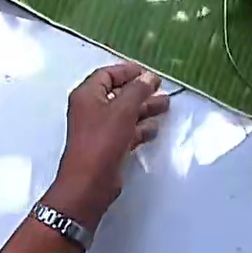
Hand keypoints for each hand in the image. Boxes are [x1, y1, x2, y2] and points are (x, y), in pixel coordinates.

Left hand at [40, 63, 169, 227]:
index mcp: (87, 95)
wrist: (90, 181)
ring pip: (124, 113)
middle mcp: (90, 110)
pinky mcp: (107, 146)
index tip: (146, 72)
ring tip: (164, 105)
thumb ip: (137, 90)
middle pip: (118, 93)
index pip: (107, 74)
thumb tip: (147, 77)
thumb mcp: (123, 109)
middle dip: (140, 91)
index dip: (127, 71)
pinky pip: (125, 131)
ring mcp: (98, 129)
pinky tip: (153, 128)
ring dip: (144, 108)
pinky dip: (139, 128)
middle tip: (159, 88)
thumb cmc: (100, 142)